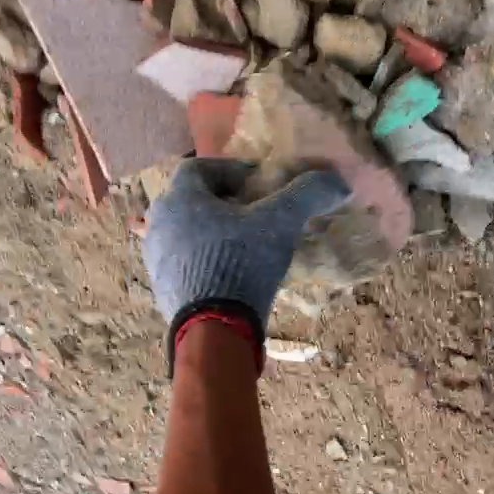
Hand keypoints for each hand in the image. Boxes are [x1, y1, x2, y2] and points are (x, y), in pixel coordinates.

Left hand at [143, 158, 350, 350]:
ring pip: (186, 232)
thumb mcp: (280, 223)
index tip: (257, 182)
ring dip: (213, 231)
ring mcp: (157, 258)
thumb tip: (336, 180)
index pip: (198, 167)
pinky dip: (206, 259)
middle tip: (254, 213)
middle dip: (223, 202)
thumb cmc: (241, 262)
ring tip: (246, 244)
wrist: (213, 326)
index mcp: (180, 198)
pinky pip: (185, 262)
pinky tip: (232, 273)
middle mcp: (160, 222)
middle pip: (191, 200)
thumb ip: (306, 194)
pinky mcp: (163, 287)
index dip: (230, 170)